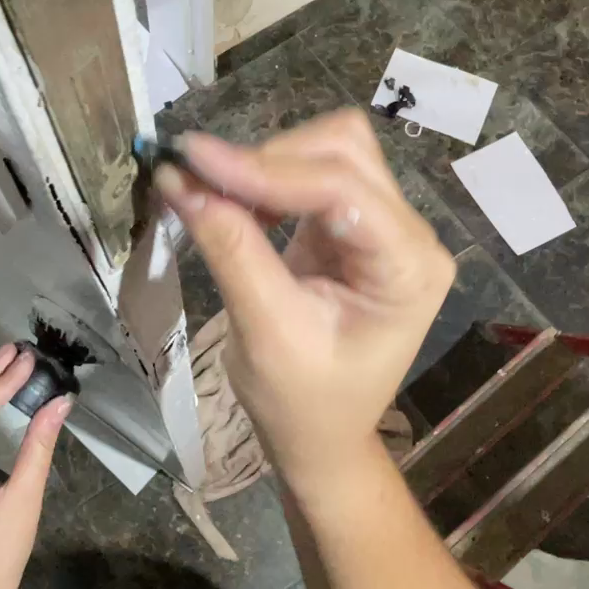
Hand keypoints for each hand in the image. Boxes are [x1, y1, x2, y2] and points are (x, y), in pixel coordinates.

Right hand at [155, 110, 453, 492]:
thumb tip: (179, 179)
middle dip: (266, 158)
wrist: (320, 436)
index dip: (263, 167)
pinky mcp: (352, 227)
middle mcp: (409, 235)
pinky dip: (265, 180)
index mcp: (409, 267)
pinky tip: (233, 202)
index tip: (189, 159)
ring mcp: (384, 227)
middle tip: (195, 178)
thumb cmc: (302, 403)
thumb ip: (231, 250)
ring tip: (209, 193)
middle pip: (342, 152)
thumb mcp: (265, 332)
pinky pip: (310, 176)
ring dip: (264, 164)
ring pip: (328, 152)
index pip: (342, 188)